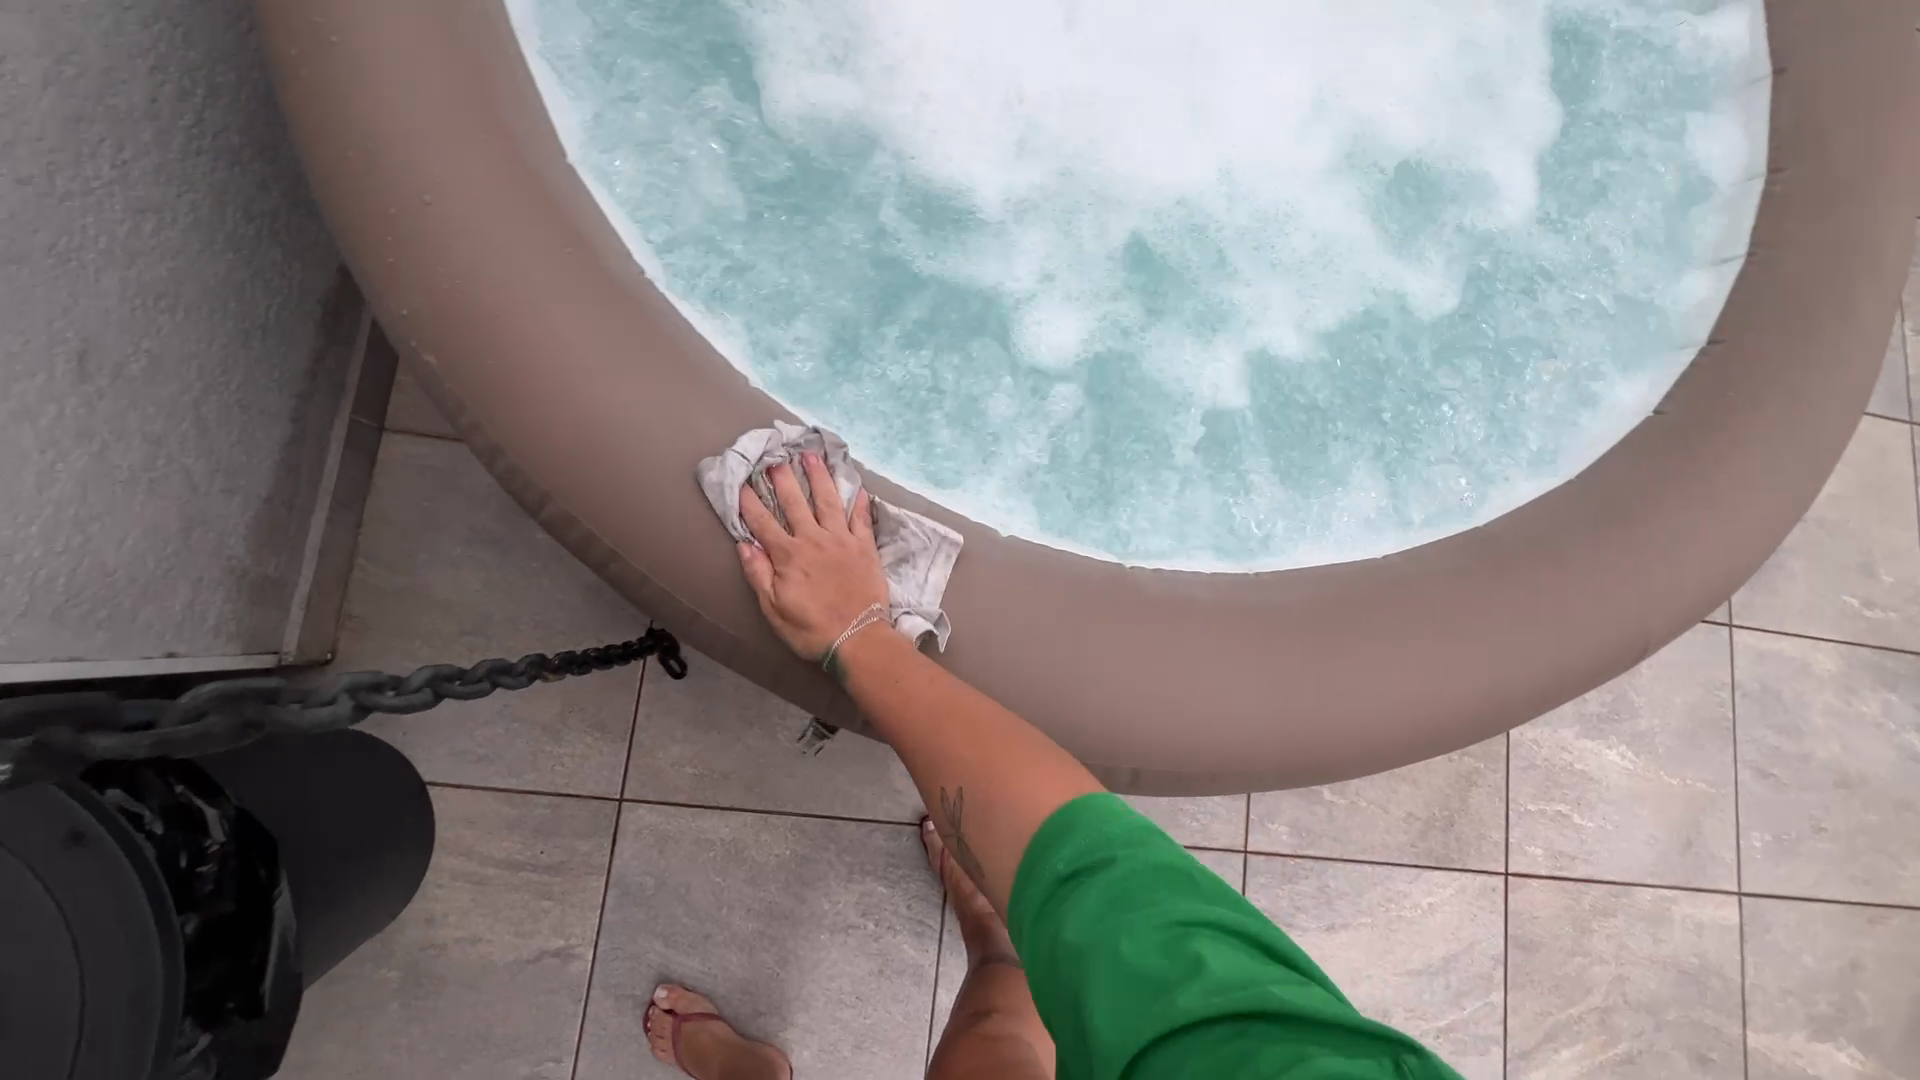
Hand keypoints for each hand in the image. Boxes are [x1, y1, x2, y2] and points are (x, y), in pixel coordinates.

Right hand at [737, 452, 890, 661]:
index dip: (750, 502)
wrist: (858, 638)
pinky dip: (859, 501)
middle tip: (776, 458)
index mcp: (788, 556)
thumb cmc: (811, 630)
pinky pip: (861, 518)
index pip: (762, 522)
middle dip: (783, 479)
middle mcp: (814, 540)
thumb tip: (744, 545)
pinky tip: (856, 486)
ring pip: (828, 501)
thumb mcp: (774, 609)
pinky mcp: (865, 548)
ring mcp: (842, 541)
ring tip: (812, 456)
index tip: (741, 482)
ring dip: (819, 477)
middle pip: (795, 503)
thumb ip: (758, 575)